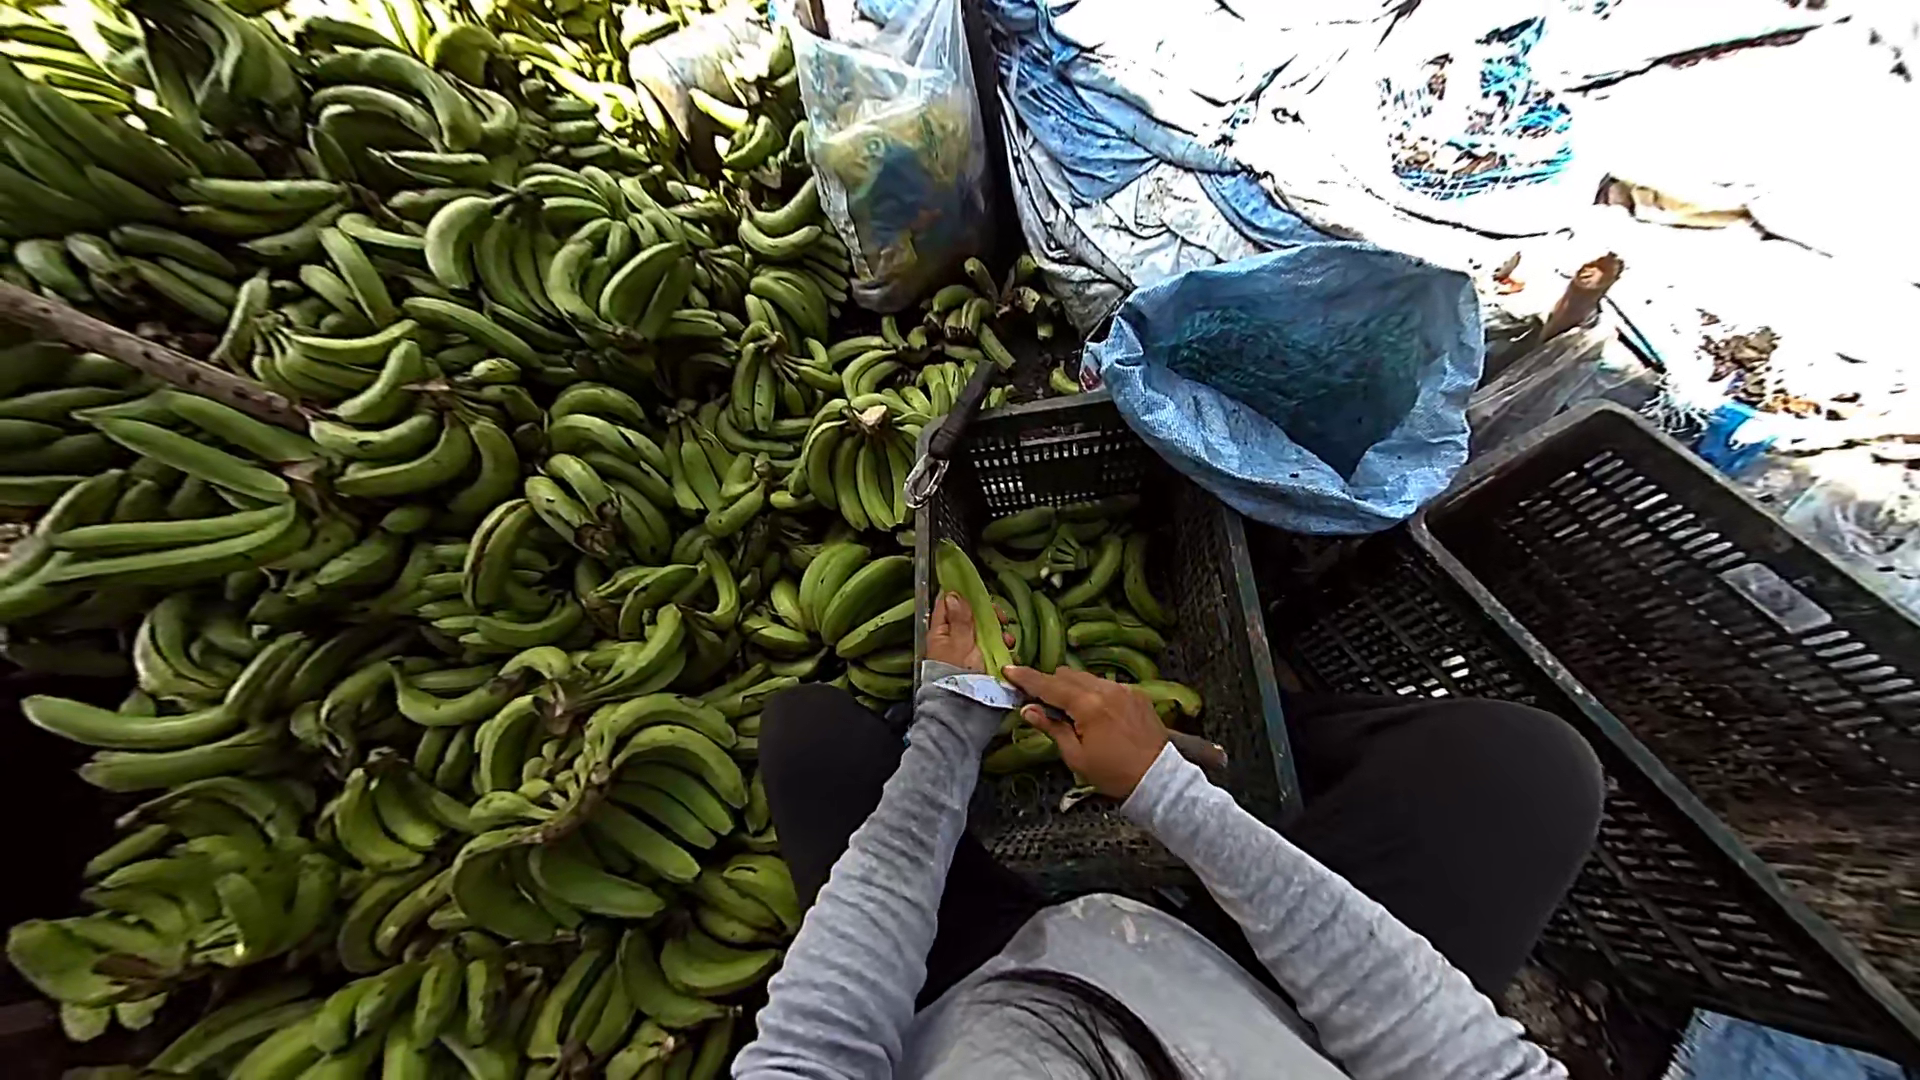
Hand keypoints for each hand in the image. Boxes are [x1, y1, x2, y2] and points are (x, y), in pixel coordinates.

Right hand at [1002, 666, 1167, 798]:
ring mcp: (1122, 688)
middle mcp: (1105, 689)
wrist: (1159, 779)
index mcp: (1087, 705)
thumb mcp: (1076, 756)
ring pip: (1085, 677)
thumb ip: (1051, 728)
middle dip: (1049, 684)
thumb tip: (1028, 710)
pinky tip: (1095, 714)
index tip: (1009, 671)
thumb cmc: (1114, 773)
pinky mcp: (1135, 693)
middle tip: (1041, 703)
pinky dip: (1092, 692)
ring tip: (1071, 712)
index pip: (1048, 685)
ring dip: (1071, 688)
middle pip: (1066, 674)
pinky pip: (1105, 684)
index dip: (1026, 678)